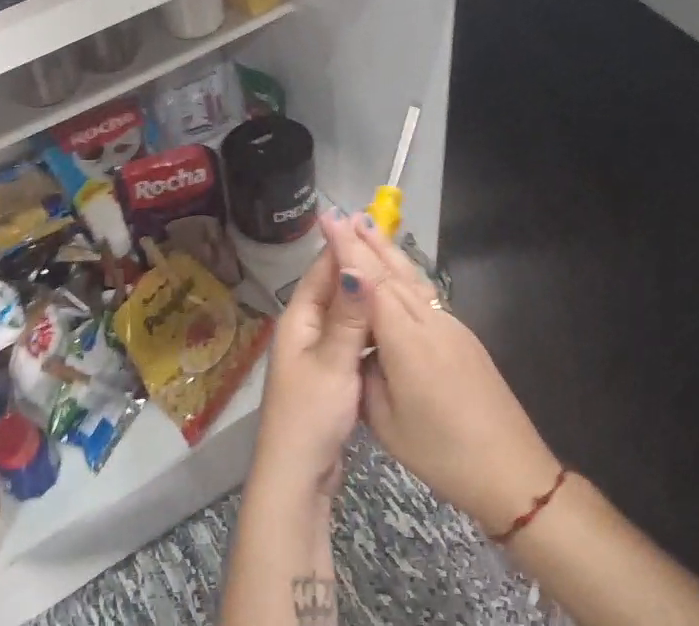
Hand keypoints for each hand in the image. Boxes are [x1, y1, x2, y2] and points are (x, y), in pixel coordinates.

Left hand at [252, 211, 372, 497]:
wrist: (298, 473)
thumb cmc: (311, 414)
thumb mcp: (335, 361)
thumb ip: (349, 316)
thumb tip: (356, 264)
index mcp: (298, 319)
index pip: (322, 271)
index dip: (344, 248)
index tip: (370, 224)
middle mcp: (304, 330)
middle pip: (333, 291)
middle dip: (359, 272)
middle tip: (396, 252)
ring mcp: (316, 354)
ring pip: (344, 317)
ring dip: (365, 302)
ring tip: (401, 283)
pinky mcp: (329, 376)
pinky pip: (350, 341)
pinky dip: (368, 331)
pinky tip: (392, 328)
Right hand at [325, 217, 561, 530]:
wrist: (512, 473)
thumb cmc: (440, 453)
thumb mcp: (384, 419)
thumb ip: (364, 370)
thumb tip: (354, 341)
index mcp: (407, 343)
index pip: (371, 283)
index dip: (348, 250)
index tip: (329, 221)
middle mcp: (431, 324)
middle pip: (393, 272)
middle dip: (365, 242)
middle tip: (341, 213)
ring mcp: (451, 328)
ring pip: (413, 280)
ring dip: (387, 252)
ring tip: (367, 227)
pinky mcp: (463, 338)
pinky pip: (425, 295)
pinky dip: (403, 274)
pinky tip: (394, 271)